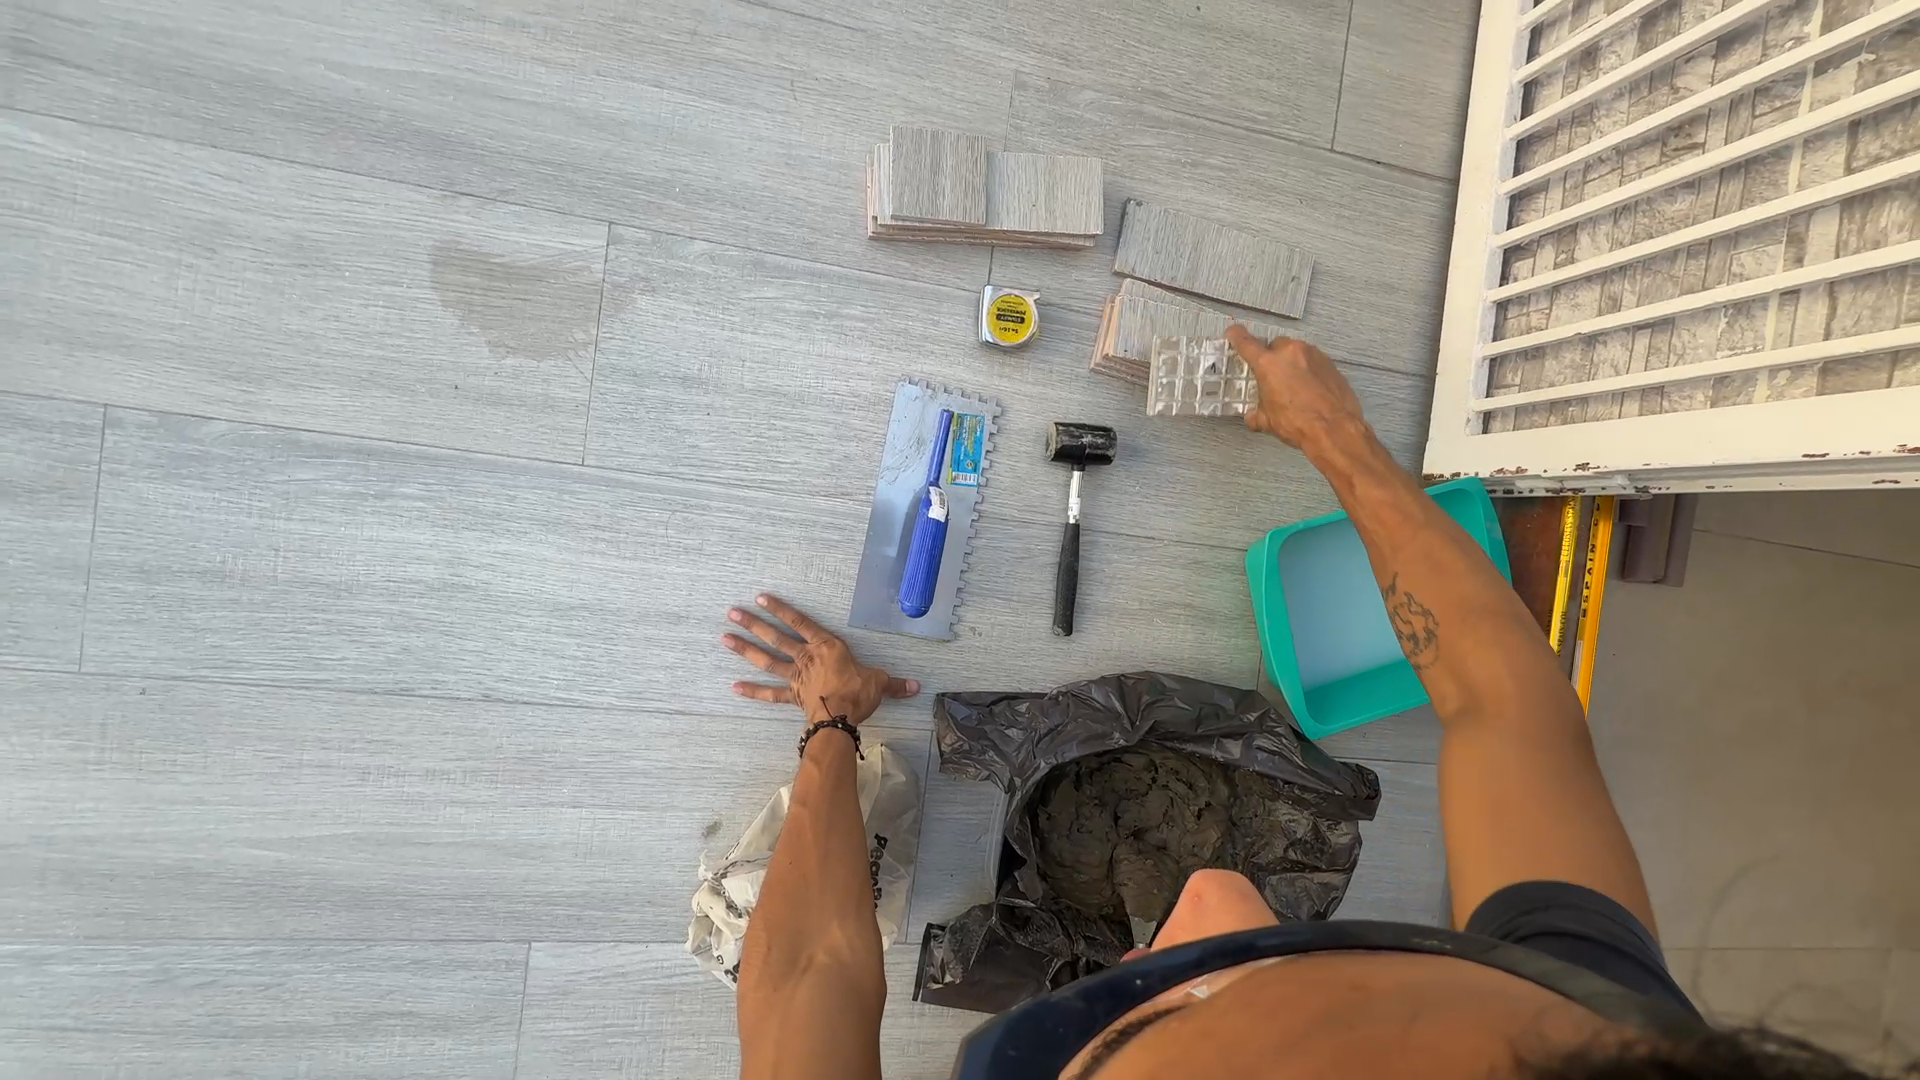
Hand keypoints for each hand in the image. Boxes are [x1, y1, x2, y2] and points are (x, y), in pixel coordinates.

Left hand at [721, 593, 919, 725]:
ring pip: (767, 660)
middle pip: (776, 638)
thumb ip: (894, 684)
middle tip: (732, 613)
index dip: (781, 609)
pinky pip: (769, 694)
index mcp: (826, 646)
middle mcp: (806, 657)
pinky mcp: (791, 696)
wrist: (841, 718)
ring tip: (725, 638)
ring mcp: (796, 677)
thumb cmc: (858, 694)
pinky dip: (752, 691)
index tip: (760, 597)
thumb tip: (917, 686)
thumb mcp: (879, 683)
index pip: (801, 622)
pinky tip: (734, 687)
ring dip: (745, 649)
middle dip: (753, 624)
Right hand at [1226, 326, 1368, 453]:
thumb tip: (1253, 416)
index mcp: (1269, 364)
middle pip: (1275, 345)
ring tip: (1290, 385)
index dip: (1237, 336)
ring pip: (1295, 351)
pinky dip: (1306, 370)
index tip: (1234, 332)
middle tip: (1269, 375)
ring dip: (1290, 363)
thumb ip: (1256, 413)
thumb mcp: (1267, 421)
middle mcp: (1291, 353)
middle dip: (1270, 357)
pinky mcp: (1330, 363)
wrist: (1334, 428)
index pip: (1247, 343)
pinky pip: (1312, 361)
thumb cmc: (1298, 423)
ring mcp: (1313, 355)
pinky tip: (1307, 388)